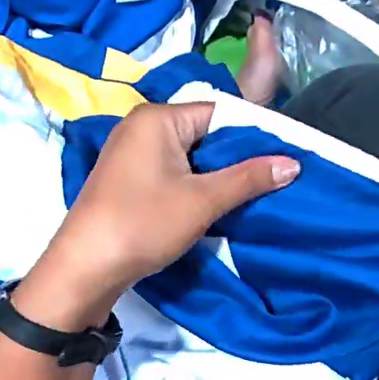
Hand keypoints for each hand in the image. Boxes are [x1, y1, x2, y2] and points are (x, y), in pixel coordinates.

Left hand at [13, 102, 298, 330]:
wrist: (85, 268)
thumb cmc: (143, 223)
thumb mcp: (202, 200)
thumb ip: (249, 178)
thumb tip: (293, 162)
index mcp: (157, 117)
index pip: (218, 111)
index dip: (252, 134)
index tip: (283, 155)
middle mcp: (141, 126)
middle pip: (204, 132)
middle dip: (236, 156)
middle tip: (273, 178)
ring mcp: (131, 152)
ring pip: (189, 155)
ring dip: (216, 174)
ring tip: (252, 193)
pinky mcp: (128, 178)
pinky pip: (172, 170)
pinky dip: (194, 183)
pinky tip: (216, 203)